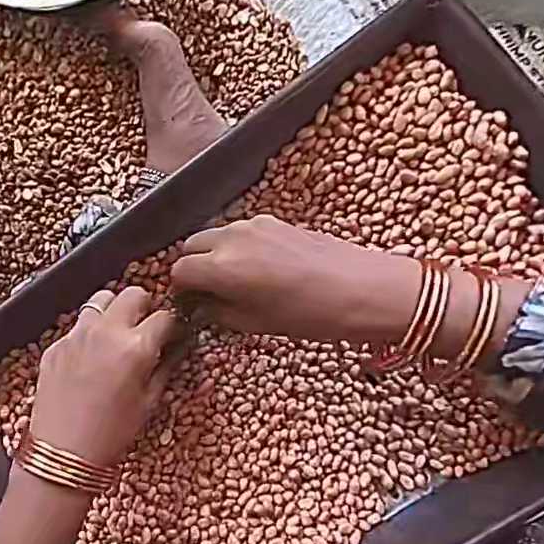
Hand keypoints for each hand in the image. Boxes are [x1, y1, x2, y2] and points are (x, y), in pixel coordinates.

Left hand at [26, 286, 182, 466]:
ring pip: (102, 299)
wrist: (64, 453)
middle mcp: (106, 332)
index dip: (173, 326)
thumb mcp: (149, 402)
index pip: (165, 317)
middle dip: (146, 306)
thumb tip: (175, 348)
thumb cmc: (112, 433)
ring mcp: (77, 335)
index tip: (173, 334)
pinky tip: (92, 356)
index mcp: (136, 347)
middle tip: (147, 327)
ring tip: (118, 333)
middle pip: (134, 294)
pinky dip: (90, 332)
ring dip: (115, 310)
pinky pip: (78, 325)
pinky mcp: (56, 345)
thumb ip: (165, 367)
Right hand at [170, 215, 421, 344]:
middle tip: (206, 292)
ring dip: (212, 255)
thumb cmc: (311, 314)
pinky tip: (256, 268)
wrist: (364, 288)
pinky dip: (235, 247)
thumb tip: (202, 307)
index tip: (190, 304)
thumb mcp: (256, 323)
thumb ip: (219, 312)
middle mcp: (232, 238)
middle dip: (192, 268)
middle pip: (191, 246)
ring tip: (232, 281)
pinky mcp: (275, 220)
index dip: (181, 290)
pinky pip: (240, 231)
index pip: (179, 271)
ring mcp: (254, 224)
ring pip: (215, 235)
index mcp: (221, 267)